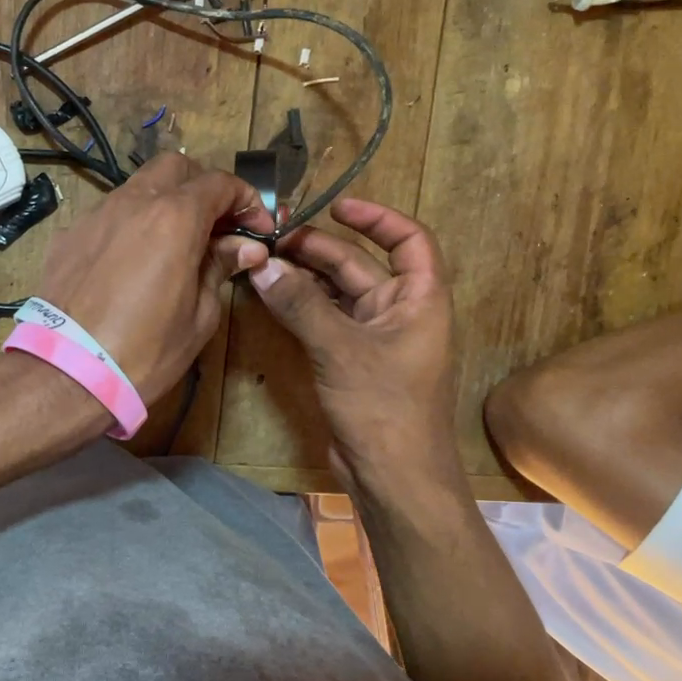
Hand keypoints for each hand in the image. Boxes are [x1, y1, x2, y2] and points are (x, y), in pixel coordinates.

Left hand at [36, 153, 269, 401]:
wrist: (68, 375)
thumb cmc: (145, 352)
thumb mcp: (199, 316)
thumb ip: (219, 269)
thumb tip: (244, 247)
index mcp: (175, 217)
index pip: (220, 183)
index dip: (246, 200)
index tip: (256, 228)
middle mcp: (133, 202)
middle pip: (174, 168)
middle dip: (201, 186)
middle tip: (215, 225)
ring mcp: (94, 217)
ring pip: (136, 189)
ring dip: (161, 204)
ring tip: (172, 245)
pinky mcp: (67, 238)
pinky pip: (106, 218)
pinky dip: (128, 227)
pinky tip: (130, 263)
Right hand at [242, 200, 458, 485]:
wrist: (393, 475)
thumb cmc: (384, 407)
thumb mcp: (341, 349)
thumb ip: (300, 305)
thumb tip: (261, 265)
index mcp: (419, 298)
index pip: (408, 240)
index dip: (376, 218)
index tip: (336, 205)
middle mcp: (399, 311)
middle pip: (361, 265)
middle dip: (320, 250)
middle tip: (274, 240)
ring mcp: (373, 338)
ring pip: (337, 294)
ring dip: (304, 278)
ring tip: (265, 262)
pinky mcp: (350, 362)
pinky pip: (324, 322)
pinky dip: (300, 308)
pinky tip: (271, 297)